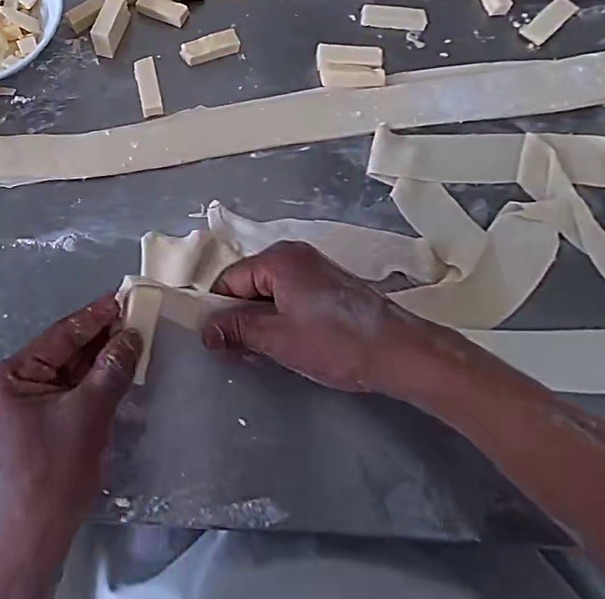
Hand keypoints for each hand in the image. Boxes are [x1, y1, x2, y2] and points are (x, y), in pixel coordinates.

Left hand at [0, 294, 140, 594]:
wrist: (36, 539)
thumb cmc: (53, 474)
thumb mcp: (87, 415)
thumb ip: (110, 370)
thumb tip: (131, 335)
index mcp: (14, 375)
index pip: (62, 334)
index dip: (96, 315)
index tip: (124, 297)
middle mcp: (19, 382)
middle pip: (69, 349)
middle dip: (103, 335)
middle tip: (137, 314)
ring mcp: (34, 402)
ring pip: (76, 368)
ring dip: (105, 356)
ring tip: (136, 335)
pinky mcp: (49, 420)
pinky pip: (78, 388)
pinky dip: (100, 379)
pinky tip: (123, 366)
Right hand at [199, 241, 446, 393]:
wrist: (398, 351)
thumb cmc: (335, 343)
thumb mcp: (278, 339)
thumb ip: (238, 330)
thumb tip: (206, 330)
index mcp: (277, 259)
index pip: (229, 279)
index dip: (218, 310)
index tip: (217, 341)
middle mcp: (293, 254)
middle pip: (249, 282)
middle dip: (241, 315)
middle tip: (241, 351)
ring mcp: (313, 266)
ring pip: (269, 290)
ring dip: (262, 318)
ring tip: (268, 350)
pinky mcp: (328, 283)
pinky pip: (290, 293)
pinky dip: (283, 315)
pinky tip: (292, 341)